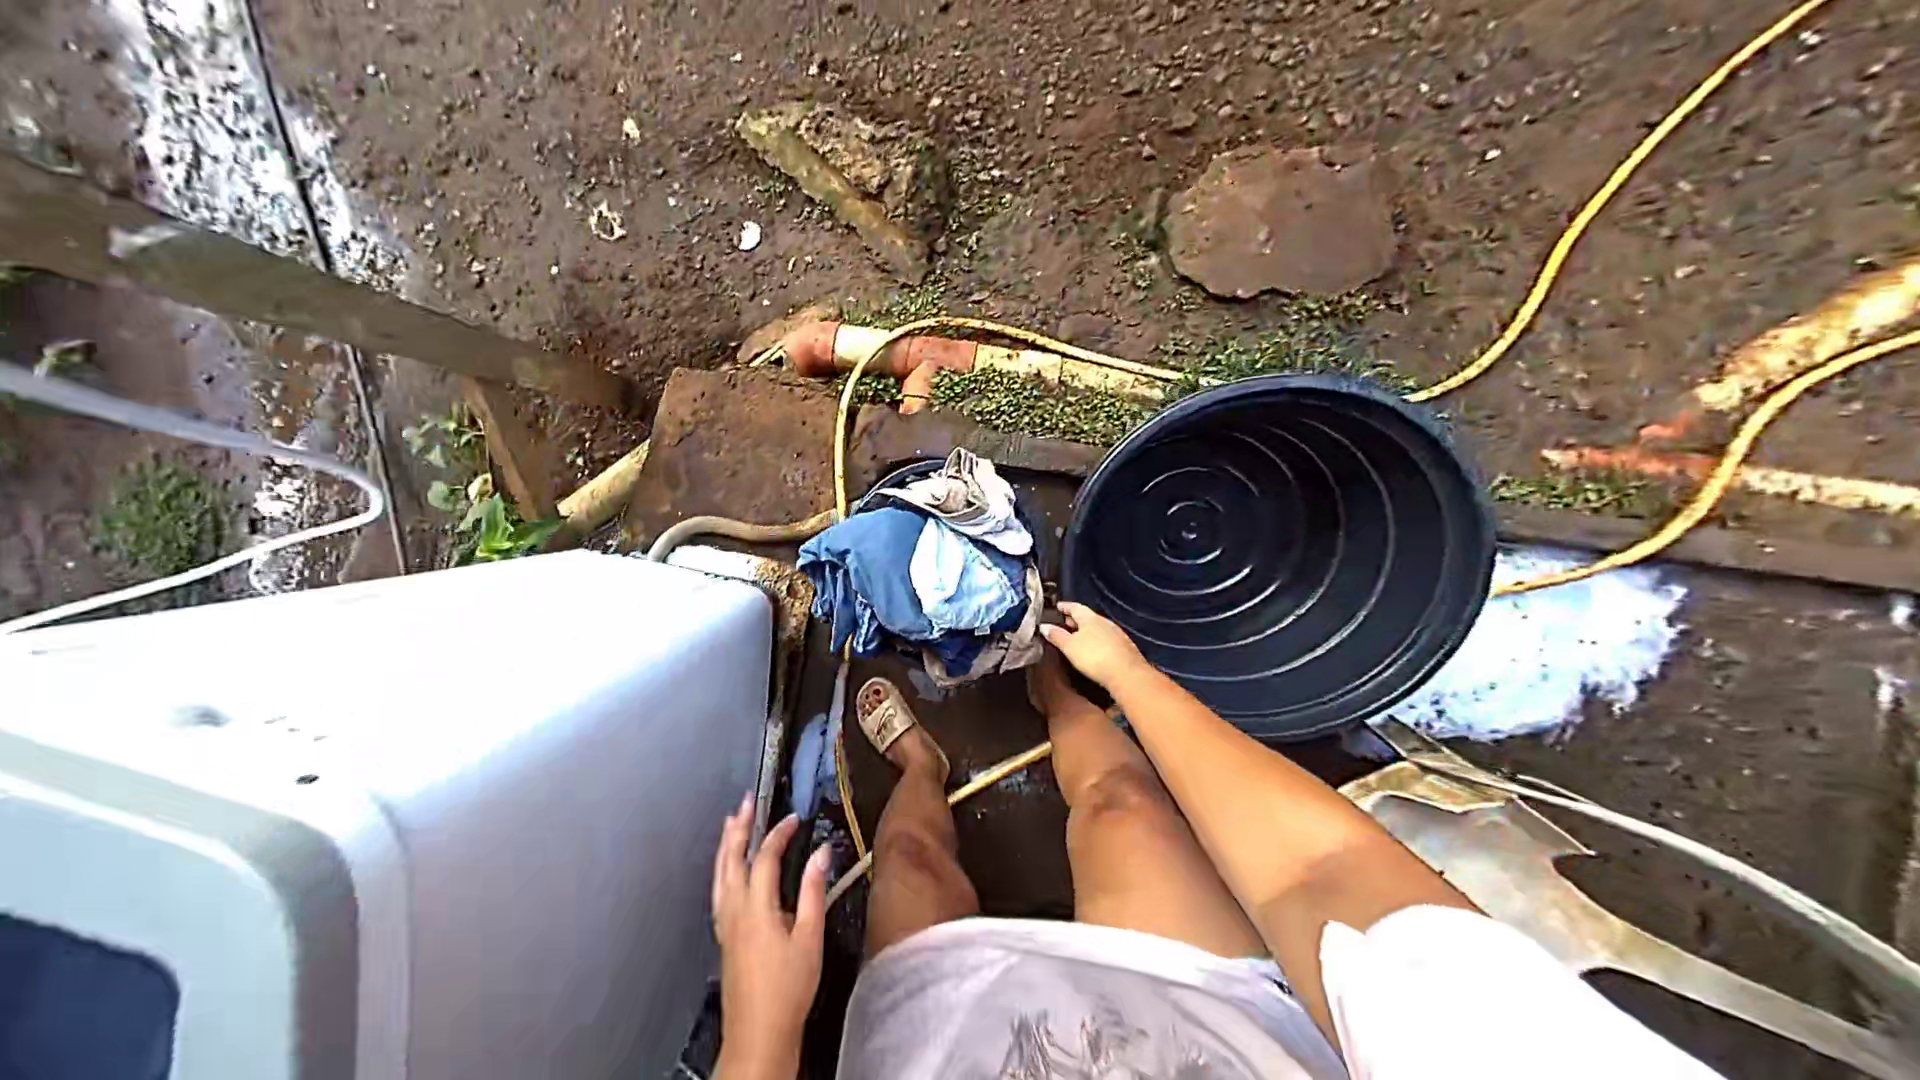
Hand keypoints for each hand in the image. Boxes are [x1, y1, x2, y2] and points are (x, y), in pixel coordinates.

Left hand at [711, 795, 830, 1079]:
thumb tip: (821, 853)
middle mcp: (735, 911)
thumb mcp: (810, 937)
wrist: (759, 1035)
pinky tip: (726, 870)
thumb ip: (812, 891)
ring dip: (727, 846)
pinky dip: (722, 870)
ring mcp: (726, 925)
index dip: (779, 834)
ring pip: (720, 875)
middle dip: (740, 829)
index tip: (795, 819)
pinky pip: (718, 891)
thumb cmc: (789, 988)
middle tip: (746, 802)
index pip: (765, 858)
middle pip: (733, 860)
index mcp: (757, 908)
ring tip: (730, 823)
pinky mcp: (724, 938)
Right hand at [1039, 601, 1151, 689]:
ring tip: (1077, 637)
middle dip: (1075, 619)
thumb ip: (1056, 635)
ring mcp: (1116, 634)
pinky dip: (1097, 640)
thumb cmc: (1094, 656)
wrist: (1126, 673)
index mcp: (1090, 618)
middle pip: (1087, 617)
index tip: (1058, 606)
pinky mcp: (1124, 647)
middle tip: (1064, 622)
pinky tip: (1094, 649)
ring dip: (1087, 630)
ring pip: (1098, 627)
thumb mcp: (1069, 646)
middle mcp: (1104, 622)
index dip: (1065, 606)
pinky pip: (1106, 638)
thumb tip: (1044, 626)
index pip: (1075, 607)